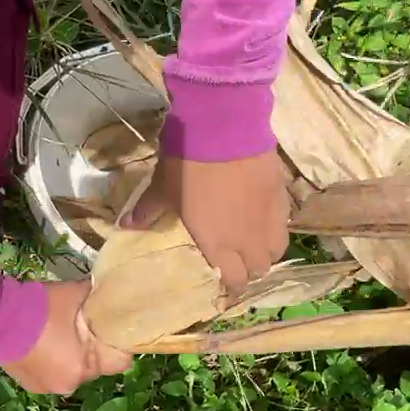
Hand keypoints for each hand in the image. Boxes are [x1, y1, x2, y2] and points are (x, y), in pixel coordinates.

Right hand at [3, 281, 132, 394]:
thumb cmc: (38, 306)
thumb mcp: (75, 293)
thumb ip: (97, 296)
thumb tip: (110, 291)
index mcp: (83, 366)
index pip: (121, 361)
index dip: (119, 342)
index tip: (111, 327)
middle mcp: (68, 384)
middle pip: (95, 366)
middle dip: (93, 348)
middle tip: (82, 325)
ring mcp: (46, 388)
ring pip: (73, 371)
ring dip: (71, 356)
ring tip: (58, 334)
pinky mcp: (29, 385)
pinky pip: (52, 373)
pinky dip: (52, 362)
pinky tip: (41, 343)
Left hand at [119, 151, 289, 295]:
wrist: (223, 126)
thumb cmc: (187, 163)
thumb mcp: (162, 188)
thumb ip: (148, 210)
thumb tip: (126, 226)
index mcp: (216, 243)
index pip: (233, 280)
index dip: (230, 284)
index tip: (224, 281)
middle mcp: (247, 238)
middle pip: (259, 269)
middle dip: (249, 269)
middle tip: (237, 260)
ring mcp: (268, 217)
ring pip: (277, 249)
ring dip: (265, 251)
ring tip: (254, 242)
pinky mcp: (282, 194)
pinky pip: (284, 222)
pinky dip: (274, 225)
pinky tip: (263, 216)